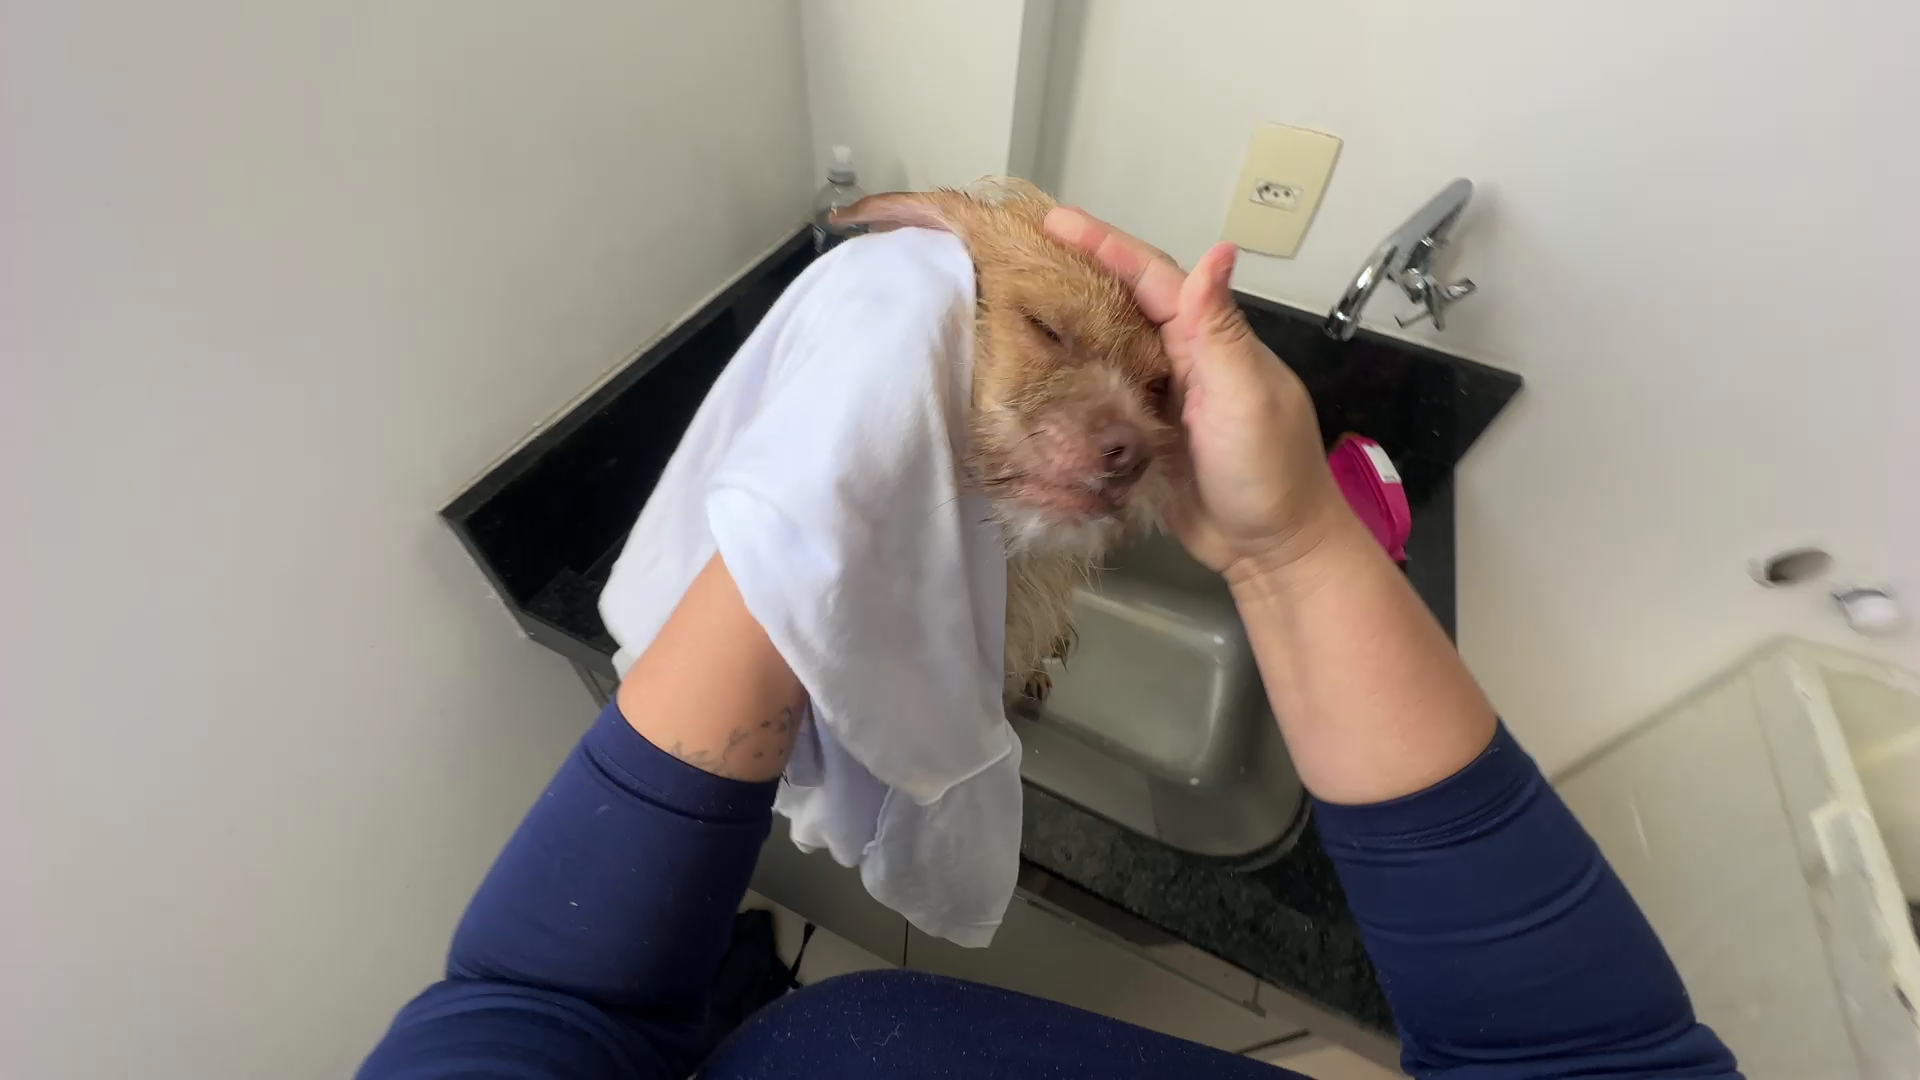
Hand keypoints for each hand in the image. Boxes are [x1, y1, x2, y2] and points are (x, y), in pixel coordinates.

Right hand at [1044, 208, 1356, 582]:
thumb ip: (1221, 331)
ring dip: (1070, 322)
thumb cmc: (1267, 471)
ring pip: (1109, 347)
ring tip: (1020, 302)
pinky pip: (1104, 395)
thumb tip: (1217, 250)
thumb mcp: (1245, 396)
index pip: (1151, 278)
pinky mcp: (1144, 435)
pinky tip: (1043, 371)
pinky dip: (1076, 378)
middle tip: (1024, 255)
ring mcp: (1161, 398)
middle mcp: (1182, 360)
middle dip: (1079, 273)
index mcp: (1207, 340)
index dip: (1105, 245)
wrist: (1269, 547)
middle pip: (1123, 304)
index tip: (1055, 221)